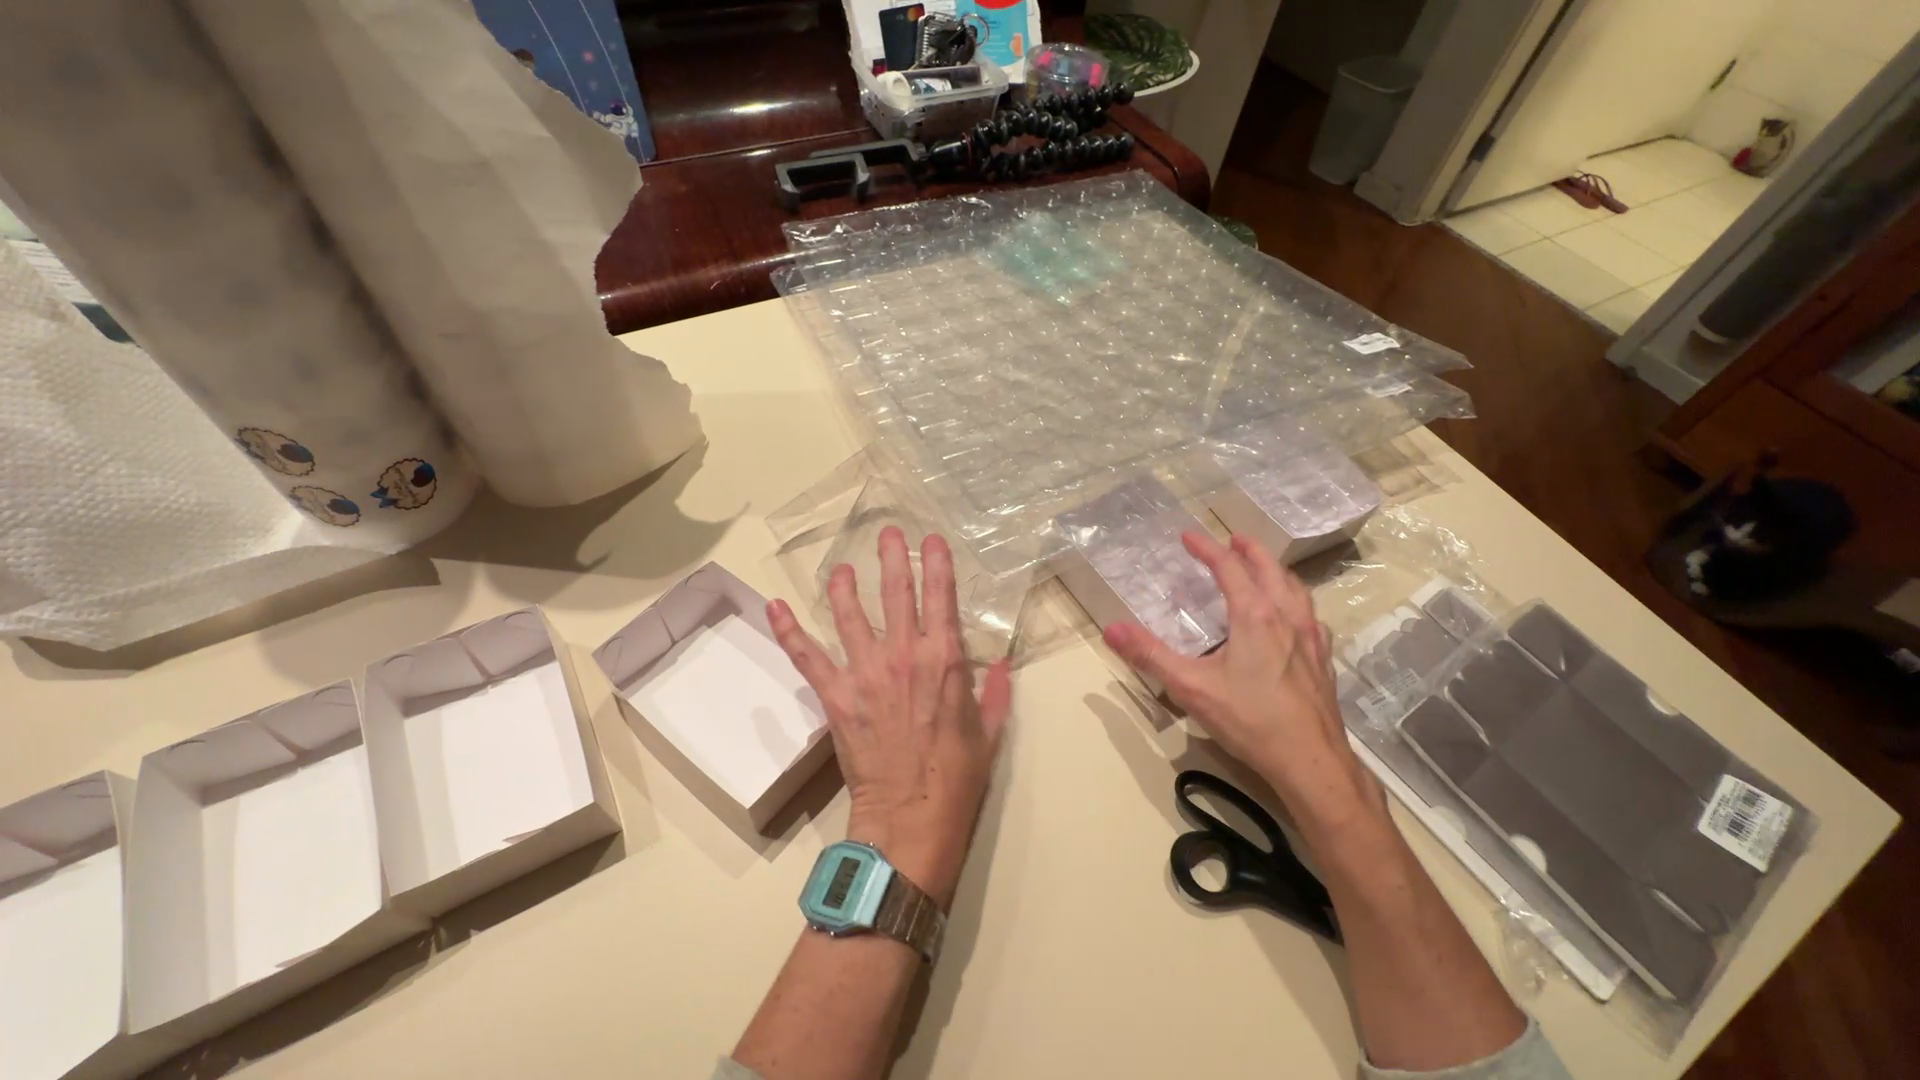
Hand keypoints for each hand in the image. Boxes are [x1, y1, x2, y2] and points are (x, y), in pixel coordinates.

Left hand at [767, 526, 1012, 908]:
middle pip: (896, 593)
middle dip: (892, 557)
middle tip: (887, 533)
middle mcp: (904, 655)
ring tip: (843, 568)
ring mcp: (866, 673)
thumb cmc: (957, 775)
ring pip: (851, 615)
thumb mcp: (990, 730)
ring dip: (846, 586)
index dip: (936, 562)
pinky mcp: (836, 695)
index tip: (930, 539)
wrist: (912, 815)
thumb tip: (1003, 665)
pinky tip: (775, 606)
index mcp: (946, 658)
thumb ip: (996, 691)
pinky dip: (789, 631)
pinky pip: (808, 656)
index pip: (941, 596)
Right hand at [1103, 531, 1378, 831]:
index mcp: (1255, 616)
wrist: (1310, 759)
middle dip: (1249, 550)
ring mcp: (1311, 638)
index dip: (1207, 549)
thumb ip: (1150, 655)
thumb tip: (1112, 629)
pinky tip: (1293, 618)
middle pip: (1270, 570)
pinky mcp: (1323, 660)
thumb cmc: (1249, 720)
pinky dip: (1296, 602)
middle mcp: (1287, 617)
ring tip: (1263, 569)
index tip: (1189, 537)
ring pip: (1296, 590)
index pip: (1229, 568)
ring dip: (1276, 572)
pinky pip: (1311, 616)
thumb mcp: (1190, 687)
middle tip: (1234, 540)